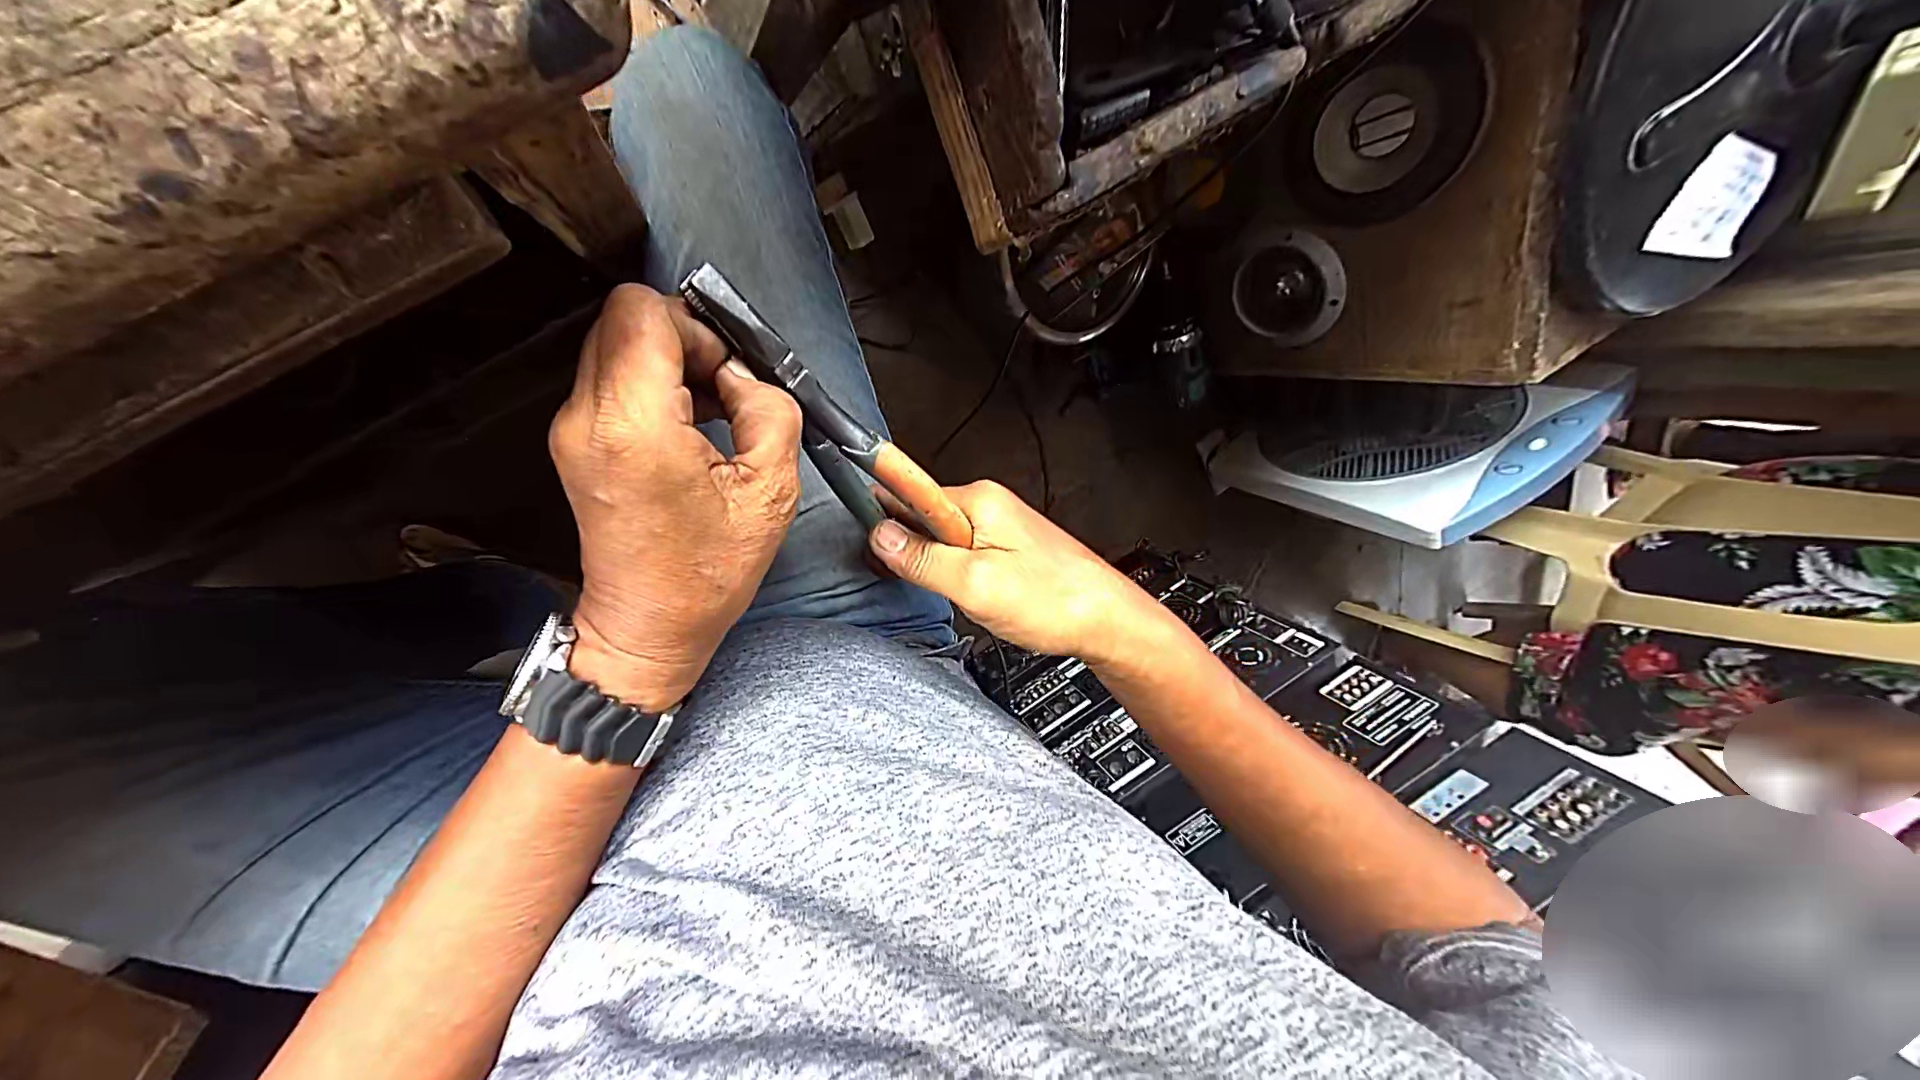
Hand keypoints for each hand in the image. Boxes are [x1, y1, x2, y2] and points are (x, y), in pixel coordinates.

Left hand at [549, 284, 802, 709]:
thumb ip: (770, 410)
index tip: (727, 375)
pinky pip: (613, 381)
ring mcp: (572, 430)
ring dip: (671, 367)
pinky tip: (689, 431)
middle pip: (625, 320)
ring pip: (617, 346)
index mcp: (634, 426)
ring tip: (710, 416)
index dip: (696, 329)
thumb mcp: (771, 490)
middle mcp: (587, 418)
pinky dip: (655, 388)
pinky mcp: (575, 442)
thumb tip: (744, 375)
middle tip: (723, 393)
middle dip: (684, 342)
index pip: (641, 311)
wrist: (649, 626)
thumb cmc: (707, 573)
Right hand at [866, 480, 1172, 665]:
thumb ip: (923, 559)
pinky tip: (968, 594)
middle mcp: (988, 506)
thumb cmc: (1056, 599)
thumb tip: (882, 537)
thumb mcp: (975, 584)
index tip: (850, 515)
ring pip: (941, 541)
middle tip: (920, 582)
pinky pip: (962, 554)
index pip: (907, 490)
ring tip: (958, 595)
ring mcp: (998, 528)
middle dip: (911, 550)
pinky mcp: (1005, 549)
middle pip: (921, 517)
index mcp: (979, 501)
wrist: (1106, 621)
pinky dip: (954, 573)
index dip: (878, 511)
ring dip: (935, 568)